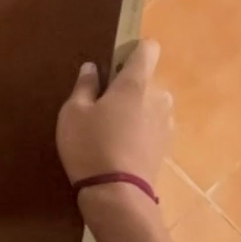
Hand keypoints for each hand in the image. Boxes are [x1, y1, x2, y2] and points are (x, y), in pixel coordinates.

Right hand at [55, 40, 172, 188]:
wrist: (117, 192)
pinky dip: (138, 130)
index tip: (112, 63)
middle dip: (126, 88)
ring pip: (149, 104)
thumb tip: (92, 68)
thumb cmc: (90, 145)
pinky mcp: (167, 144)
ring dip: (133, 110)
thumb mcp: (73, 113)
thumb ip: (84, 86)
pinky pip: (151, 126)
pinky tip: (119, 148)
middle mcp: (159, 96)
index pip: (148, 48)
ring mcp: (167, 121)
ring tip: (109, 132)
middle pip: (145, 80)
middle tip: (100, 108)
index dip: (132, 50)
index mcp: (136, 83)